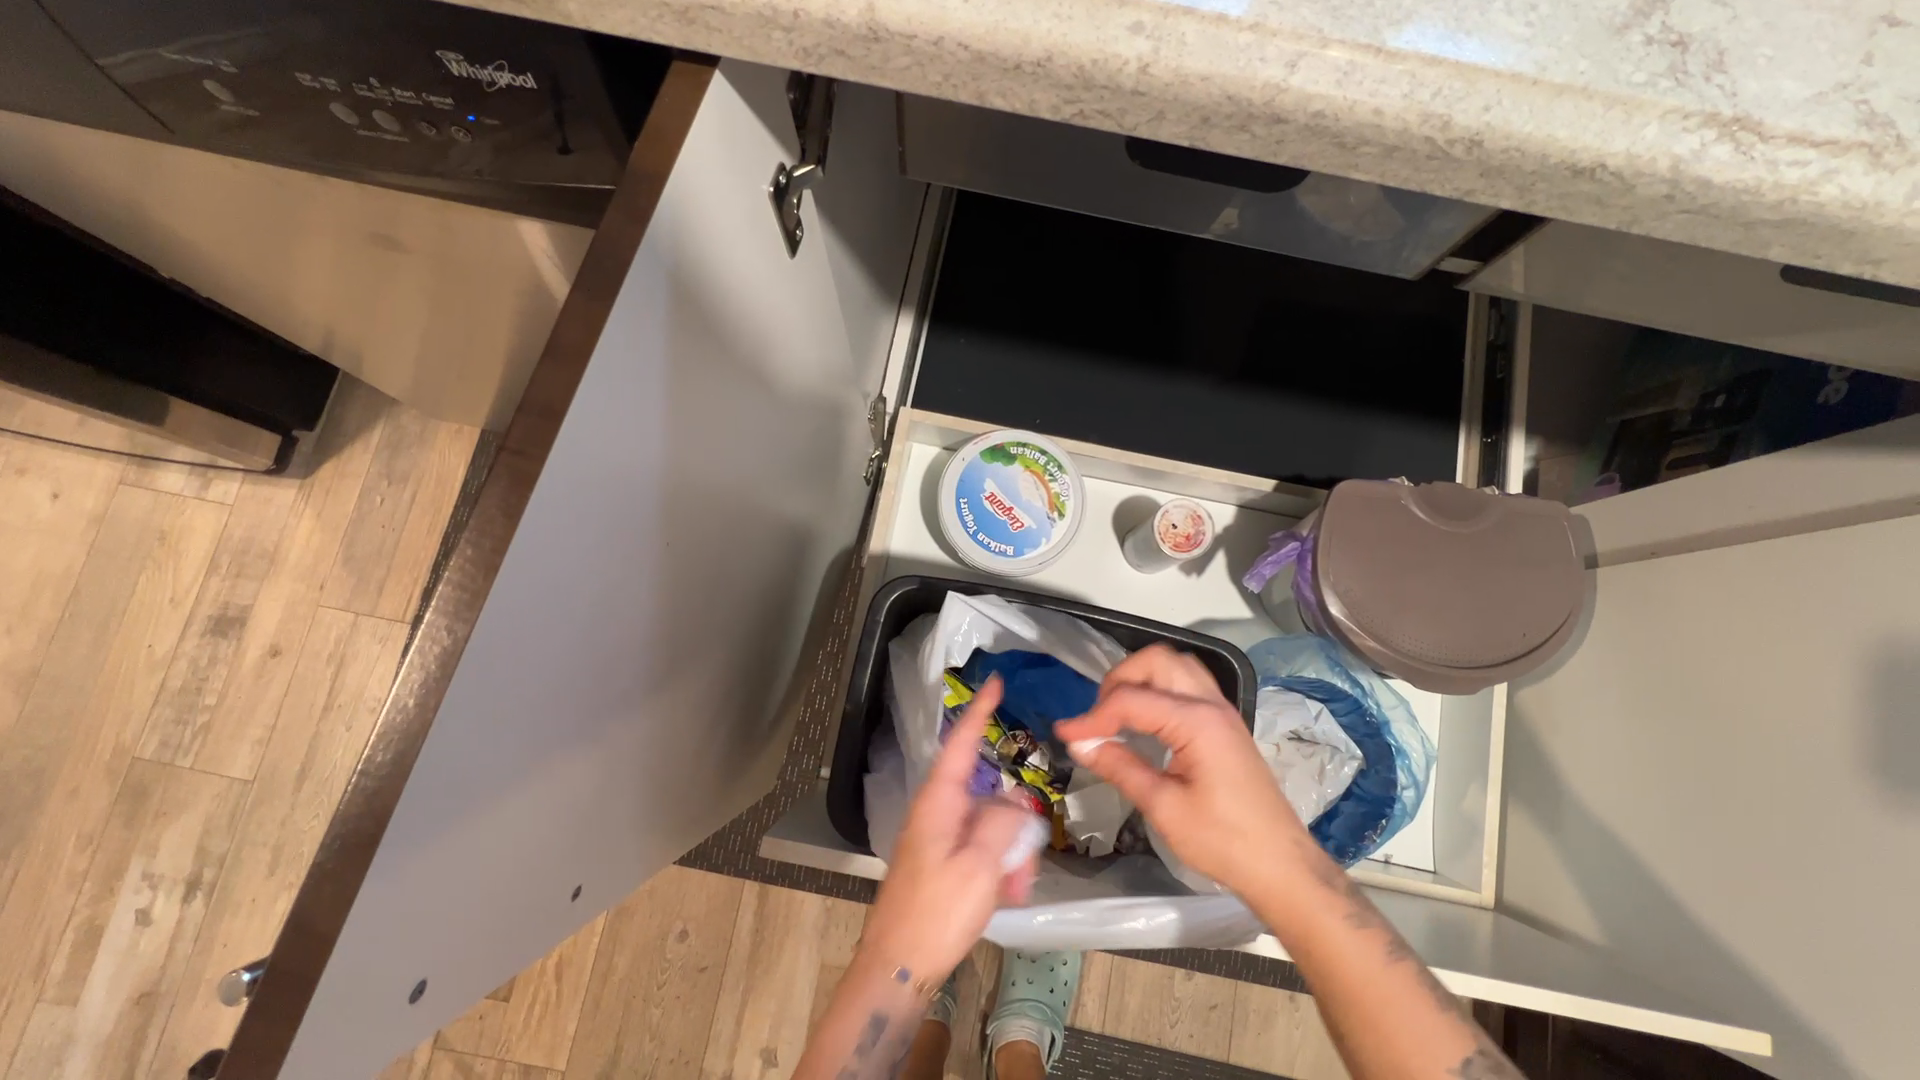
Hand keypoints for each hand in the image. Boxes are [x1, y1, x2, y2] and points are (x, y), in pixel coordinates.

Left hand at [858, 677, 1041, 980]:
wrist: (898, 966)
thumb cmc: (935, 913)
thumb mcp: (980, 865)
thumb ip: (1003, 823)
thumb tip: (1013, 804)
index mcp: (939, 803)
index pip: (961, 744)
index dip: (979, 713)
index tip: (993, 683)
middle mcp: (937, 813)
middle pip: (990, 798)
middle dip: (1015, 827)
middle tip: (1025, 866)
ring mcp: (938, 839)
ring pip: (991, 828)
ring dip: (1011, 854)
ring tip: (1013, 890)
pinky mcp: (942, 863)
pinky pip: (981, 851)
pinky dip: (998, 868)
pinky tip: (1004, 897)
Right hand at [1056, 645, 1305, 896]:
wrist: (1281, 865)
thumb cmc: (1223, 841)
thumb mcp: (1163, 808)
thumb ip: (1120, 767)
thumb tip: (1080, 744)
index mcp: (1197, 722)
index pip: (1130, 700)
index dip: (1092, 716)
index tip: (1065, 735)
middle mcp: (1211, 705)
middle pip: (1156, 661)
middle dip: (1119, 680)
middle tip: (1098, 718)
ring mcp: (1222, 712)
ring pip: (1175, 666)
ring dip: (1141, 680)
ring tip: (1118, 715)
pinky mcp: (1225, 725)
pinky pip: (1188, 686)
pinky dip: (1159, 690)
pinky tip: (1144, 723)